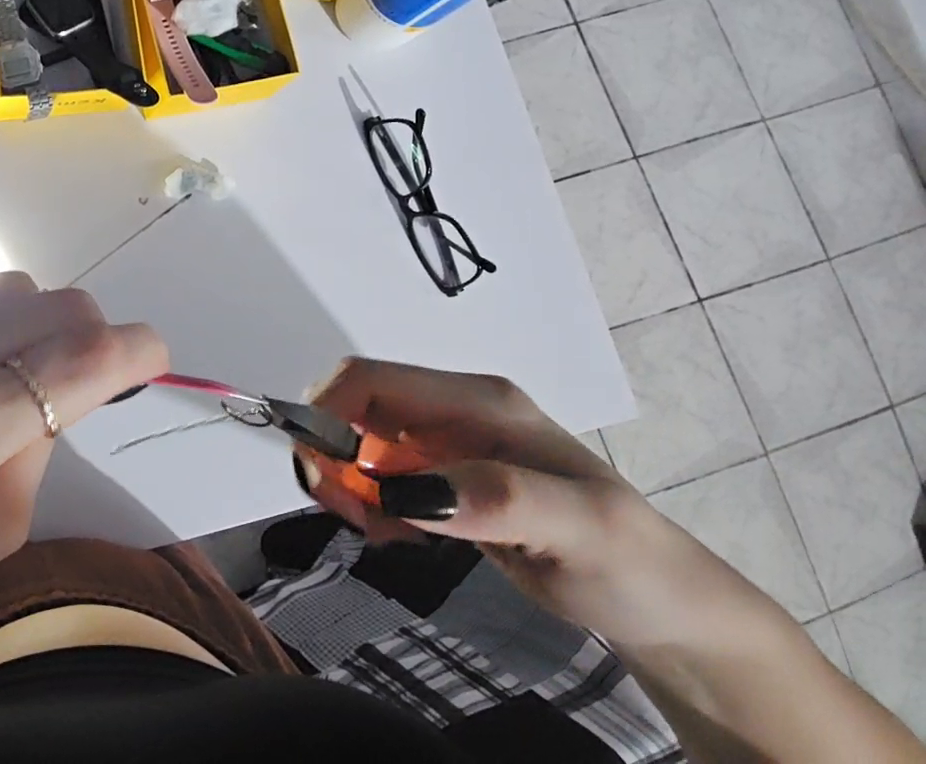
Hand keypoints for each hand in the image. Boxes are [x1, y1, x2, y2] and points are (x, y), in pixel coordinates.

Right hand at [296, 357, 749, 647]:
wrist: (663, 606)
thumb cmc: (630, 562)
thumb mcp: (577, 527)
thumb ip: (494, 498)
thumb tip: (398, 488)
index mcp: (479, 402)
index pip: (368, 379)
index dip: (326, 413)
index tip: (321, 475)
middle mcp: (453, 412)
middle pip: (352, 410)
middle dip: (330, 457)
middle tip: (349, 514)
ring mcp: (444, 445)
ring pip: (354, 444)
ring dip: (346, 485)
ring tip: (380, 533)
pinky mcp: (439, 478)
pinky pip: (373, 477)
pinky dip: (365, 503)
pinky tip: (397, 535)